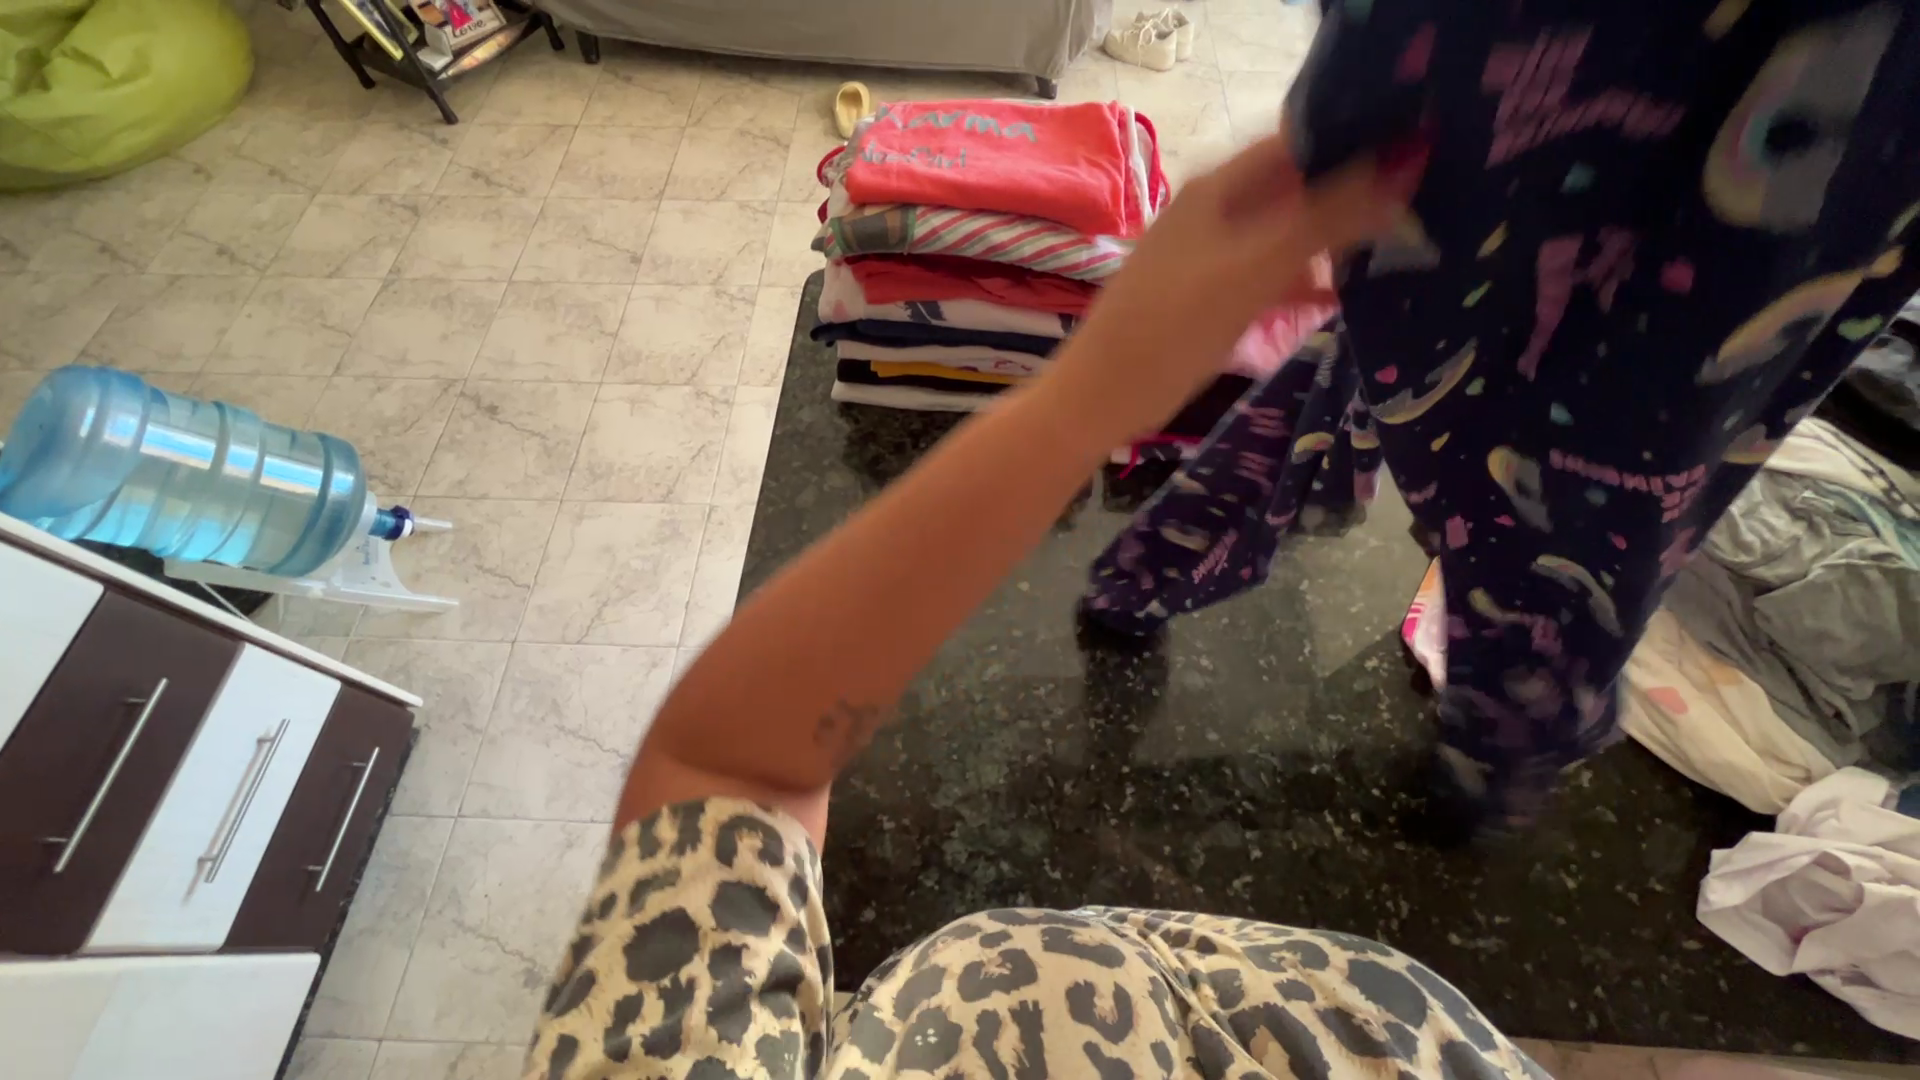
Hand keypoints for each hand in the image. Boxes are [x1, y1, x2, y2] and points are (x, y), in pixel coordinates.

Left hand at [1041, 132, 1425, 443]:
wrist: (1100, 398)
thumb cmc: (1171, 330)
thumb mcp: (1252, 270)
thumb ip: (1326, 217)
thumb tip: (1409, 159)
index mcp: (1217, 188)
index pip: (1299, 140)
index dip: (1359, 140)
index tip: (1423, 155)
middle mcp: (1212, 212)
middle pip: (1295, 187)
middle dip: (1354, 195)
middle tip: (1424, 208)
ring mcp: (1207, 256)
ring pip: (1284, 234)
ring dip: (1333, 242)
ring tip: (1402, 250)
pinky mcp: (1206, 299)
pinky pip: (1266, 276)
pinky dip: (1302, 282)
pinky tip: (1342, 297)